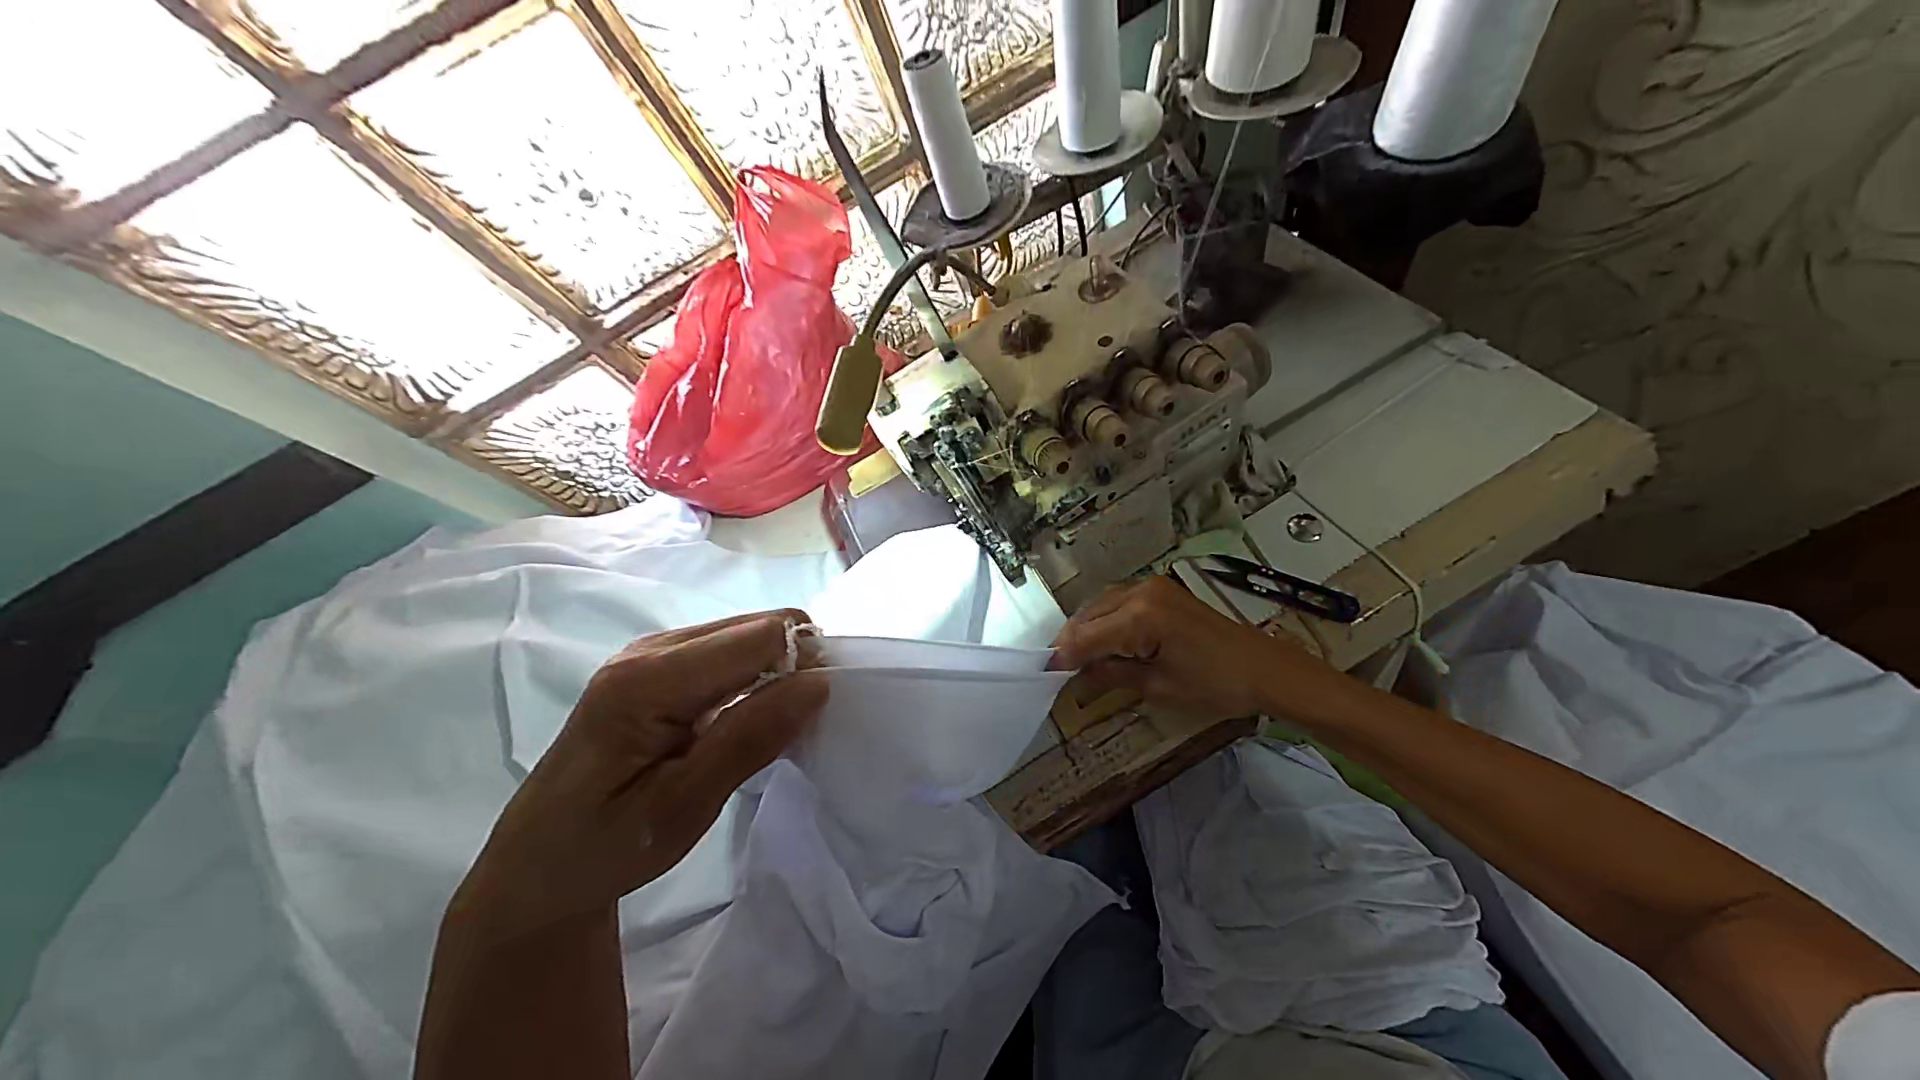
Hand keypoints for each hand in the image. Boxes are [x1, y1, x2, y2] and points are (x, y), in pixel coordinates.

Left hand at [454, 611, 826, 935]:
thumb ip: (749, 739)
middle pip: (758, 624)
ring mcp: (651, 652)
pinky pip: (730, 648)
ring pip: (749, 632)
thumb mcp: (683, 808)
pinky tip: (743, 720)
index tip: (814, 716)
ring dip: (776, 671)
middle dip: (794, 664)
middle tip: (792, 728)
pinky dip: (756, 676)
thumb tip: (818, 682)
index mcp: (647, 680)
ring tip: (768, 729)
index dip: (802, 664)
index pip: (759, 636)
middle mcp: (650, 648)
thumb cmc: (604, 849)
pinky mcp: (657, 664)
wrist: (538, 865)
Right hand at [1050, 576, 1332, 718]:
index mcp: (1140, 616)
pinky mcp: (1162, 591)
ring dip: (1087, 630)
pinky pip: (1119, 602)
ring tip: (1078, 659)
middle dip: (1072, 642)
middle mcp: (1141, 592)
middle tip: (1059, 670)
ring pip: (1101, 605)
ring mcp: (1152, 587)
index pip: (1086, 636)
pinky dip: (1105, 621)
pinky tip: (1104, 642)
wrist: (1266, 669)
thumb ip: (1112, 675)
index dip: (1064, 657)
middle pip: (1089, 616)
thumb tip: (1077, 675)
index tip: (1045, 675)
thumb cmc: (1217, 684)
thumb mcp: (1159, 687)